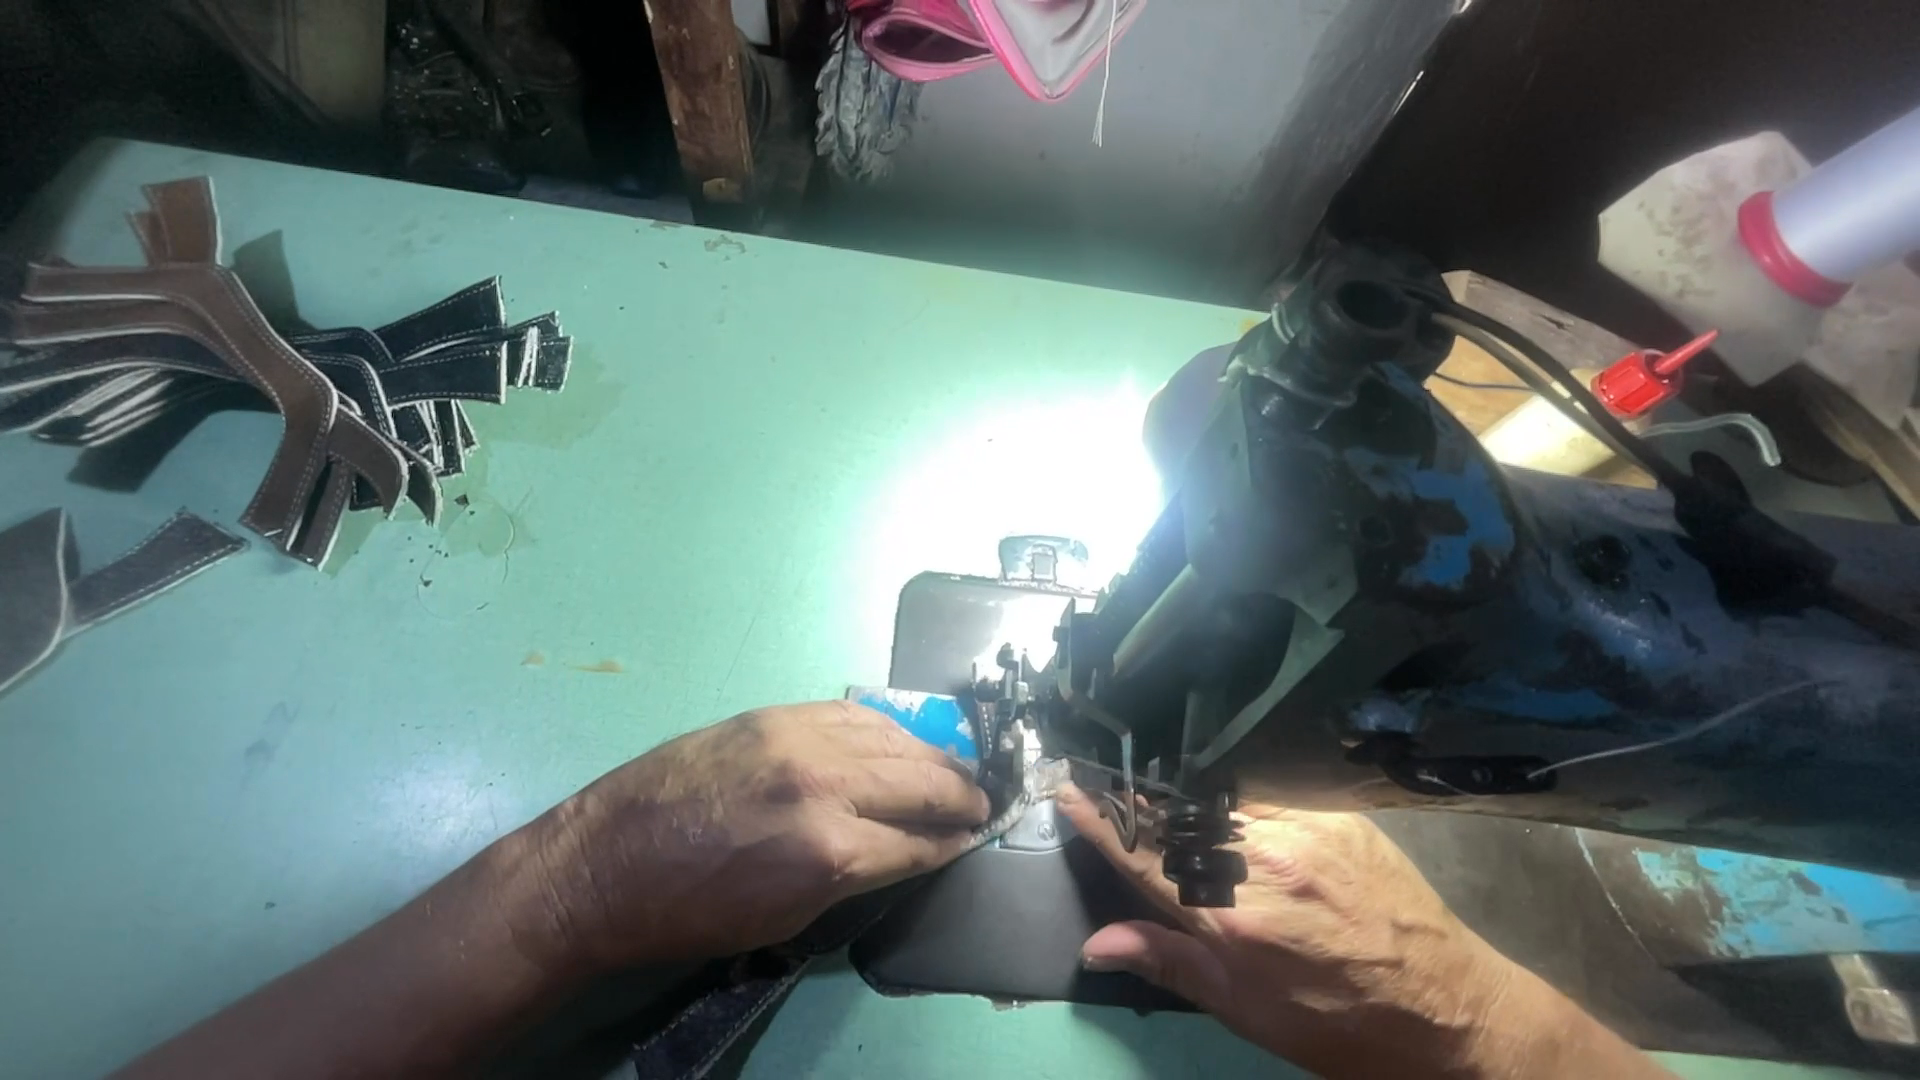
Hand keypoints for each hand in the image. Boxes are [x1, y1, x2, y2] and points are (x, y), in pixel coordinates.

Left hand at [504, 701, 989, 973]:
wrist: (605, 862)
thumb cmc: (692, 912)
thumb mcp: (786, 916)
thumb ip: (859, 874)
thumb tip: (909, 847)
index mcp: (829, 850)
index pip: (919, 841)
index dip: (954, 842)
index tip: (976, 837)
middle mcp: (826, 783)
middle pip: (920, 781)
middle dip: (961, 795)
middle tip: (985, 801)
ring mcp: (800, 739)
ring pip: (894, 737)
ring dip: (934, 753)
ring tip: (955, 767)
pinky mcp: (776, 715)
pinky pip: (853, 714)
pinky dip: (888, 728)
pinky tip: (902, 738)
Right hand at [1057, 787, 1670, 1079]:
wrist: (1455, 1010)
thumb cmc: (1339, 1026)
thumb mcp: (1247, 1013)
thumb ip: (1168, 964)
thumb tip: (1095, 946)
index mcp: (1233, 918)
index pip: (1145, 854)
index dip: (1100, 819)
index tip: (1066, 787)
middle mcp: (1261, 861)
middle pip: (1173, 814)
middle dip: (1129, 796)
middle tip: (1097, 778)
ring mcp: (1302, 828)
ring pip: (1216, 796)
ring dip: (1175, 792)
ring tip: (1148, 785)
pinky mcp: (1334, 813)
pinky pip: (1263, 792)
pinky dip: (1228, 794)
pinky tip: (1219, 798)